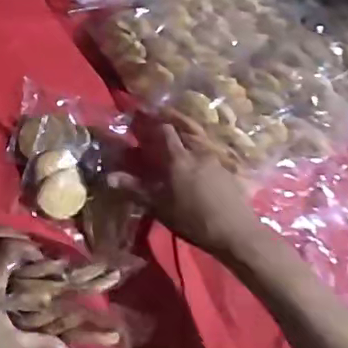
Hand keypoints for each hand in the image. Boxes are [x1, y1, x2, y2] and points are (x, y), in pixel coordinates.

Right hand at [115, 121, 272, 260]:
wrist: (238, 234)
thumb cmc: (194, 220)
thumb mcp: (160, 207)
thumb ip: (135, 189)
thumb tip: (109, 177)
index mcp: (178, 158)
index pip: (164, 130)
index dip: (151, 120)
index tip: (140, 115)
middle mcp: (198, 153)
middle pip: (186, 126)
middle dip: (171, 118)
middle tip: (159, 113)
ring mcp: (216, 161)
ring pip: (200, 137)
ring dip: (188, 130)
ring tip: (179, 129)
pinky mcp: (230, 172)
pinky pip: (212, 150)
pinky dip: (202, 146)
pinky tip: (199, 155)